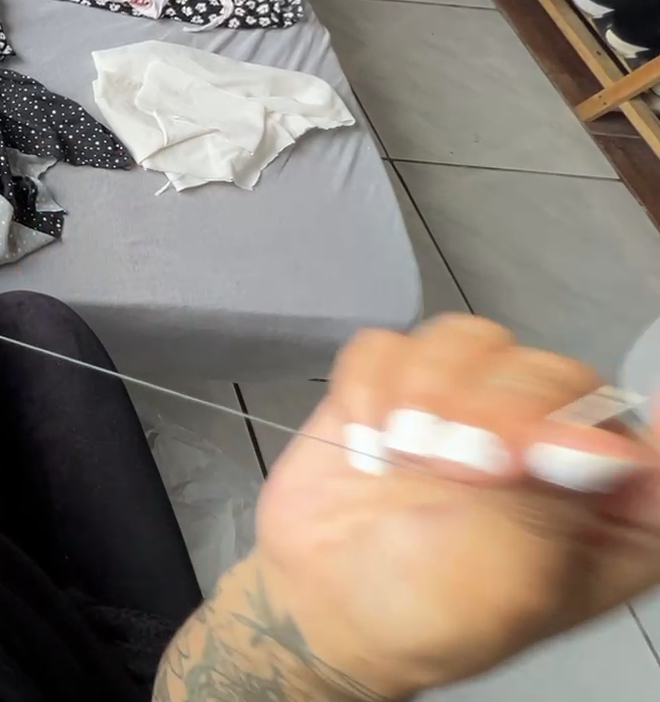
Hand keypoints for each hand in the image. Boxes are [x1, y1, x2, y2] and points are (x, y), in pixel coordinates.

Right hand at [254, 315, 659, 698]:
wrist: (320, 593)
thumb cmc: (428, 606)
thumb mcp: (504, 577)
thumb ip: (545, 504)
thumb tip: (594, 444)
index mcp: (615, 500)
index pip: (632, 425)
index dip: (582, 423)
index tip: (527, 456)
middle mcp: (545, 443)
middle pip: (542, 367)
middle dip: (484, 404)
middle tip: (440, 460)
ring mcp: (459, 410)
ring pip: (463, 340)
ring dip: (421, 384)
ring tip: (398, 442)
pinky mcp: (384, 391)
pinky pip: (383, 345)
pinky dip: (365, 379)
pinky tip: (363, 428)